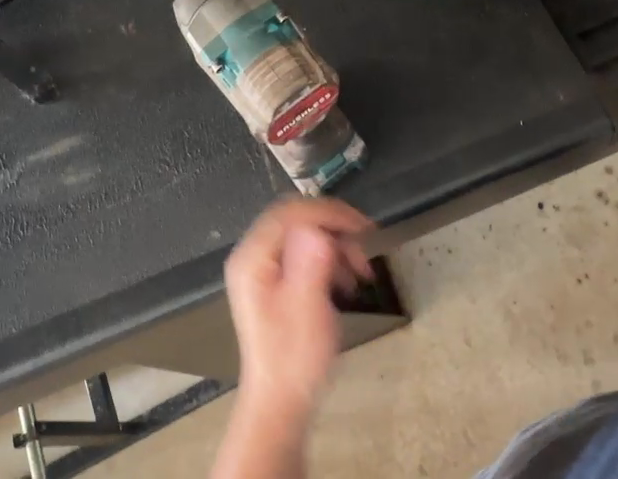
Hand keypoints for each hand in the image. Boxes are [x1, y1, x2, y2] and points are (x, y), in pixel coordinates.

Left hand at [223, 198, 374, 421]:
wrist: (280, 403)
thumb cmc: (294, 360)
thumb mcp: (307, 309)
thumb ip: (310, 264)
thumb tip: (318, 229)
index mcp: (253, 258)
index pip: (290, 212)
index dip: (328, 213)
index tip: (362, 227)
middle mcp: (253, 257)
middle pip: (297, 220)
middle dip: (335, 229)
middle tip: (364, 250)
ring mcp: (263, 270)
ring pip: (304, 235)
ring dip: (336, 247)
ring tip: (360, 274)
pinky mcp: (275, 283)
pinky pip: (304, 254)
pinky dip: (329, 261)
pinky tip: (346, 283)